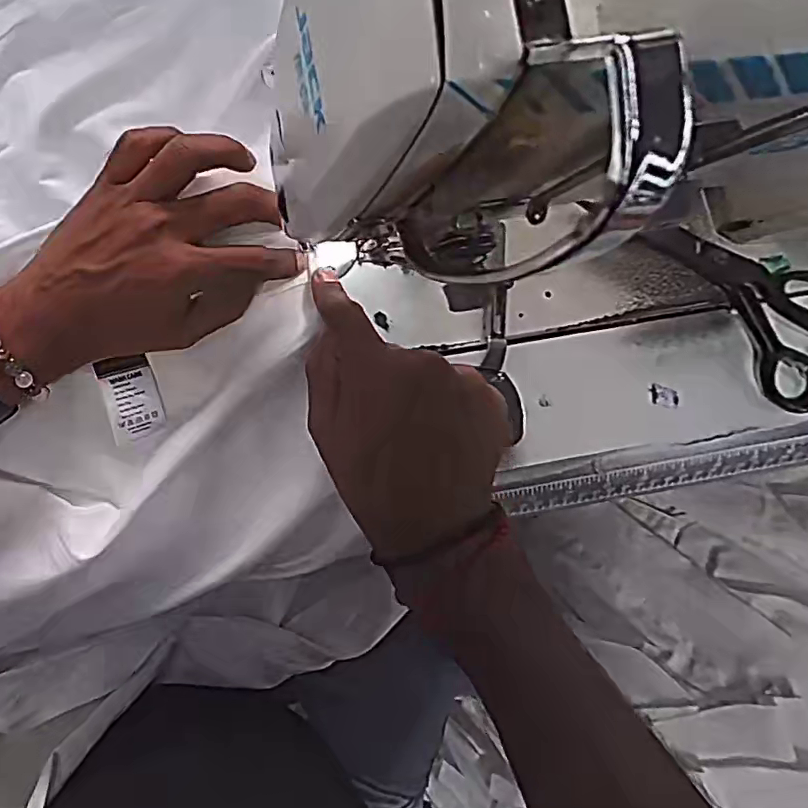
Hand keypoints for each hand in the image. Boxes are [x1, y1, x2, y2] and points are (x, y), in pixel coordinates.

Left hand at [0, 128, 303, 392]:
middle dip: (268, 207)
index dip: (279, 259)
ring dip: (224, 151)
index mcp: (179, 269)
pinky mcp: (106, 188)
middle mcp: (159, 228)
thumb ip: (222, 308)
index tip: (289, 257)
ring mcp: (131, 202)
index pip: (248, 257)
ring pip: (186, 155)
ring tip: (241, 161)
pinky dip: (164, 138)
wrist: (51, 317)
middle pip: (232, 200)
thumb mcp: (177, 333)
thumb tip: (251, 283)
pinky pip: (136, 145)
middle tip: (275, 214)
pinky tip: (181, 146)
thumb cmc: (109, 328)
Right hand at [305, 271, 510, 559]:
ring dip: (417, 392)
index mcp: (374, 370)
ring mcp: (456, 378)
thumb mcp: (328, 430)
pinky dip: (446, 402)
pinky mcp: (484, 393)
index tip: (327, 283)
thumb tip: (328, 342)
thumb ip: (324, 374)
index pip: (348, 318)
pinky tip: (438, 433)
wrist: (432, 523)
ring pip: (425, 370)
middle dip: (382, 375)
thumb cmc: (377, 484)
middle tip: (379, 418)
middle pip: (391, 352)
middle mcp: (420, 364)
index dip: (333, 298)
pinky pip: (455, 384)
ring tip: (412, 434)